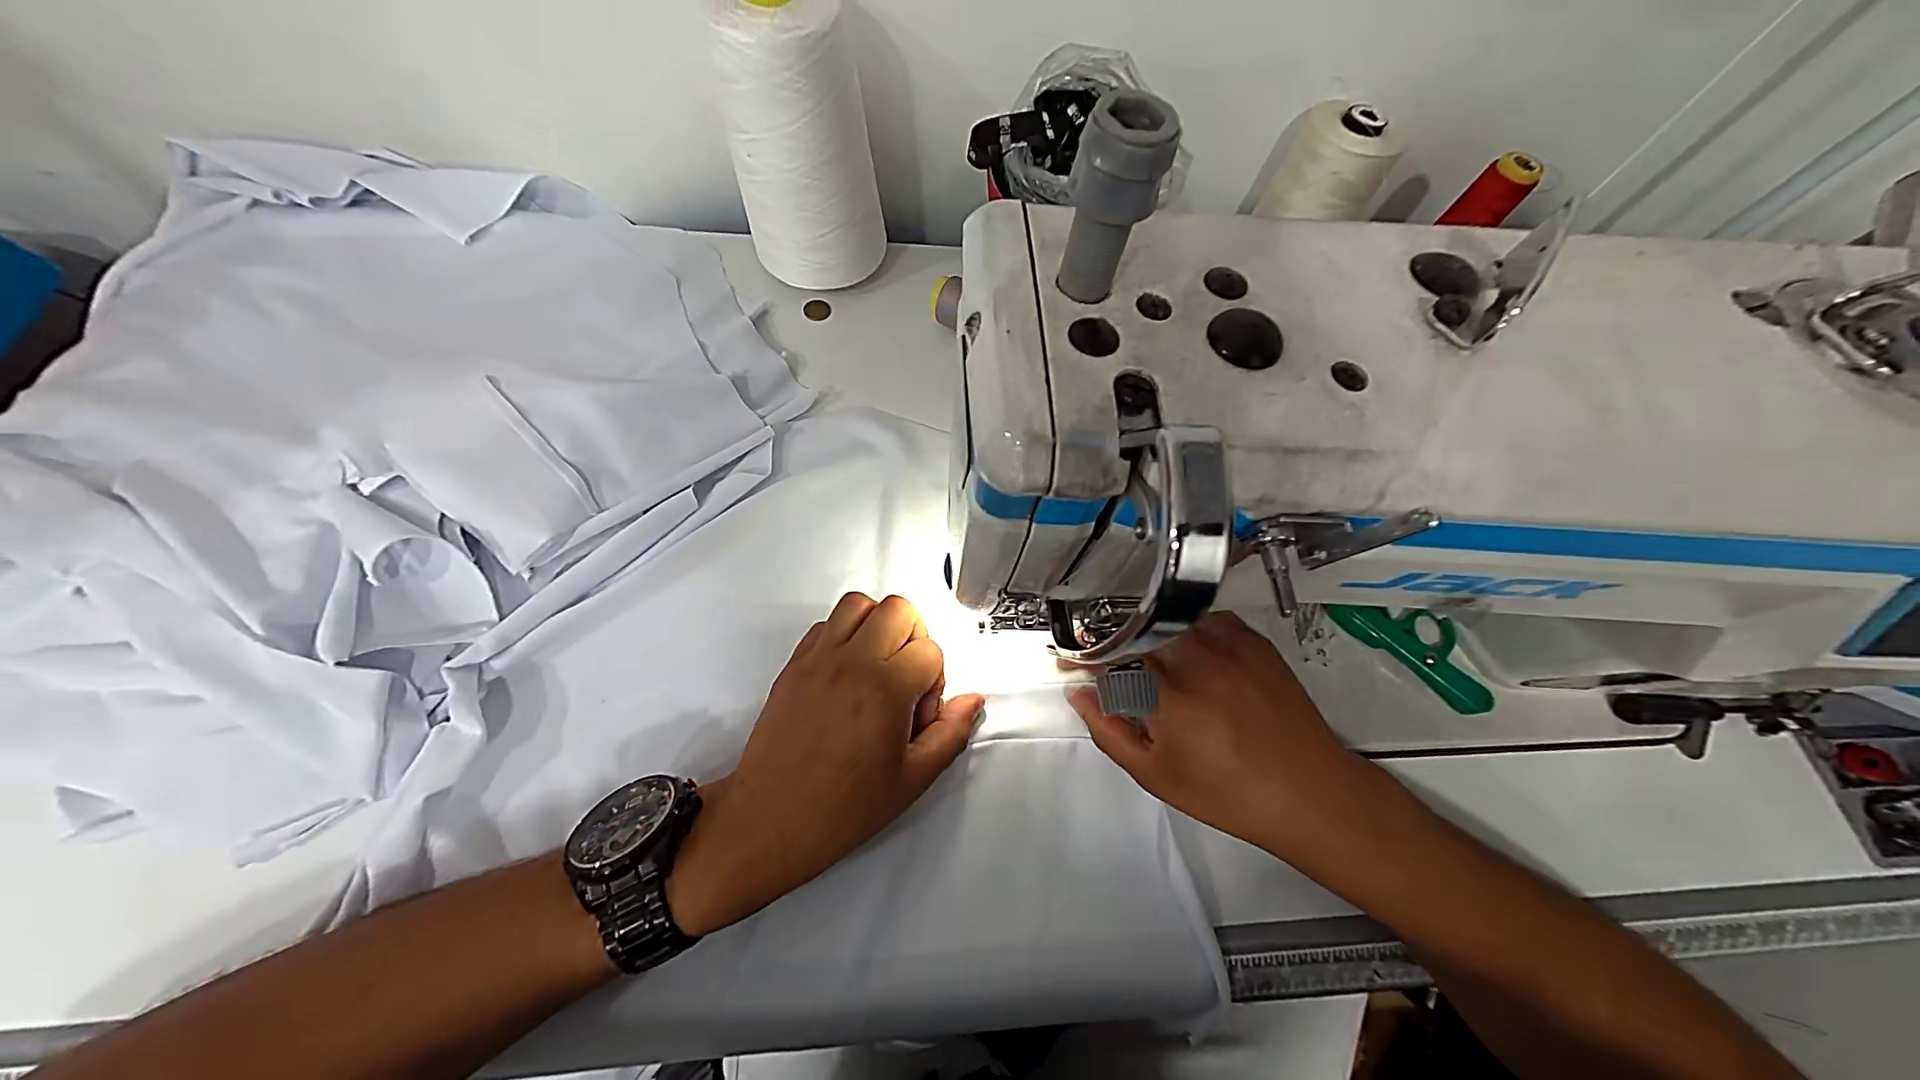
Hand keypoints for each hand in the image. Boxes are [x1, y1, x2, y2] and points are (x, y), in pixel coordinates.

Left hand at [666, 593, 984, 935]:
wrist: (769, 821)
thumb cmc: (835, 808)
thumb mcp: (911, 779)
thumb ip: (949, 733)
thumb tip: (969, 703)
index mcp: (883, 689)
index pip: (930, 650)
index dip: (936, 681)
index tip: (922, 711)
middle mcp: (850, 664)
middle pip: (899, 609)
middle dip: (915, 637)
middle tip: (909, 676)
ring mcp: (817, 661)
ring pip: (858, 604)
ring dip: (878, 625)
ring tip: (881, 665)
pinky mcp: (794, 667)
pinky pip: (824, 625)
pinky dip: (844, 635)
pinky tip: (850, 672)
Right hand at [1067, 611, 1382, 861]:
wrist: (1310, 792)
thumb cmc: (1237, 792)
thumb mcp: (1156, 773)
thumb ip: (1109, 730)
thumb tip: (1082, 698)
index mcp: (1169, 695)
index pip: (1108, 656)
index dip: (1083, 659)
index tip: (1073, 664)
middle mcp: (1199, 660)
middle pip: (1136, 631)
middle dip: (1113, 647)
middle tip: (1109, 668)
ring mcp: (1230, 647)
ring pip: (1168, 621)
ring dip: (1148, 637)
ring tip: (1151, 668)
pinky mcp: (1254, 643)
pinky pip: (1205, 621)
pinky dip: (1187, 633)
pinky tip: (1189, 659)